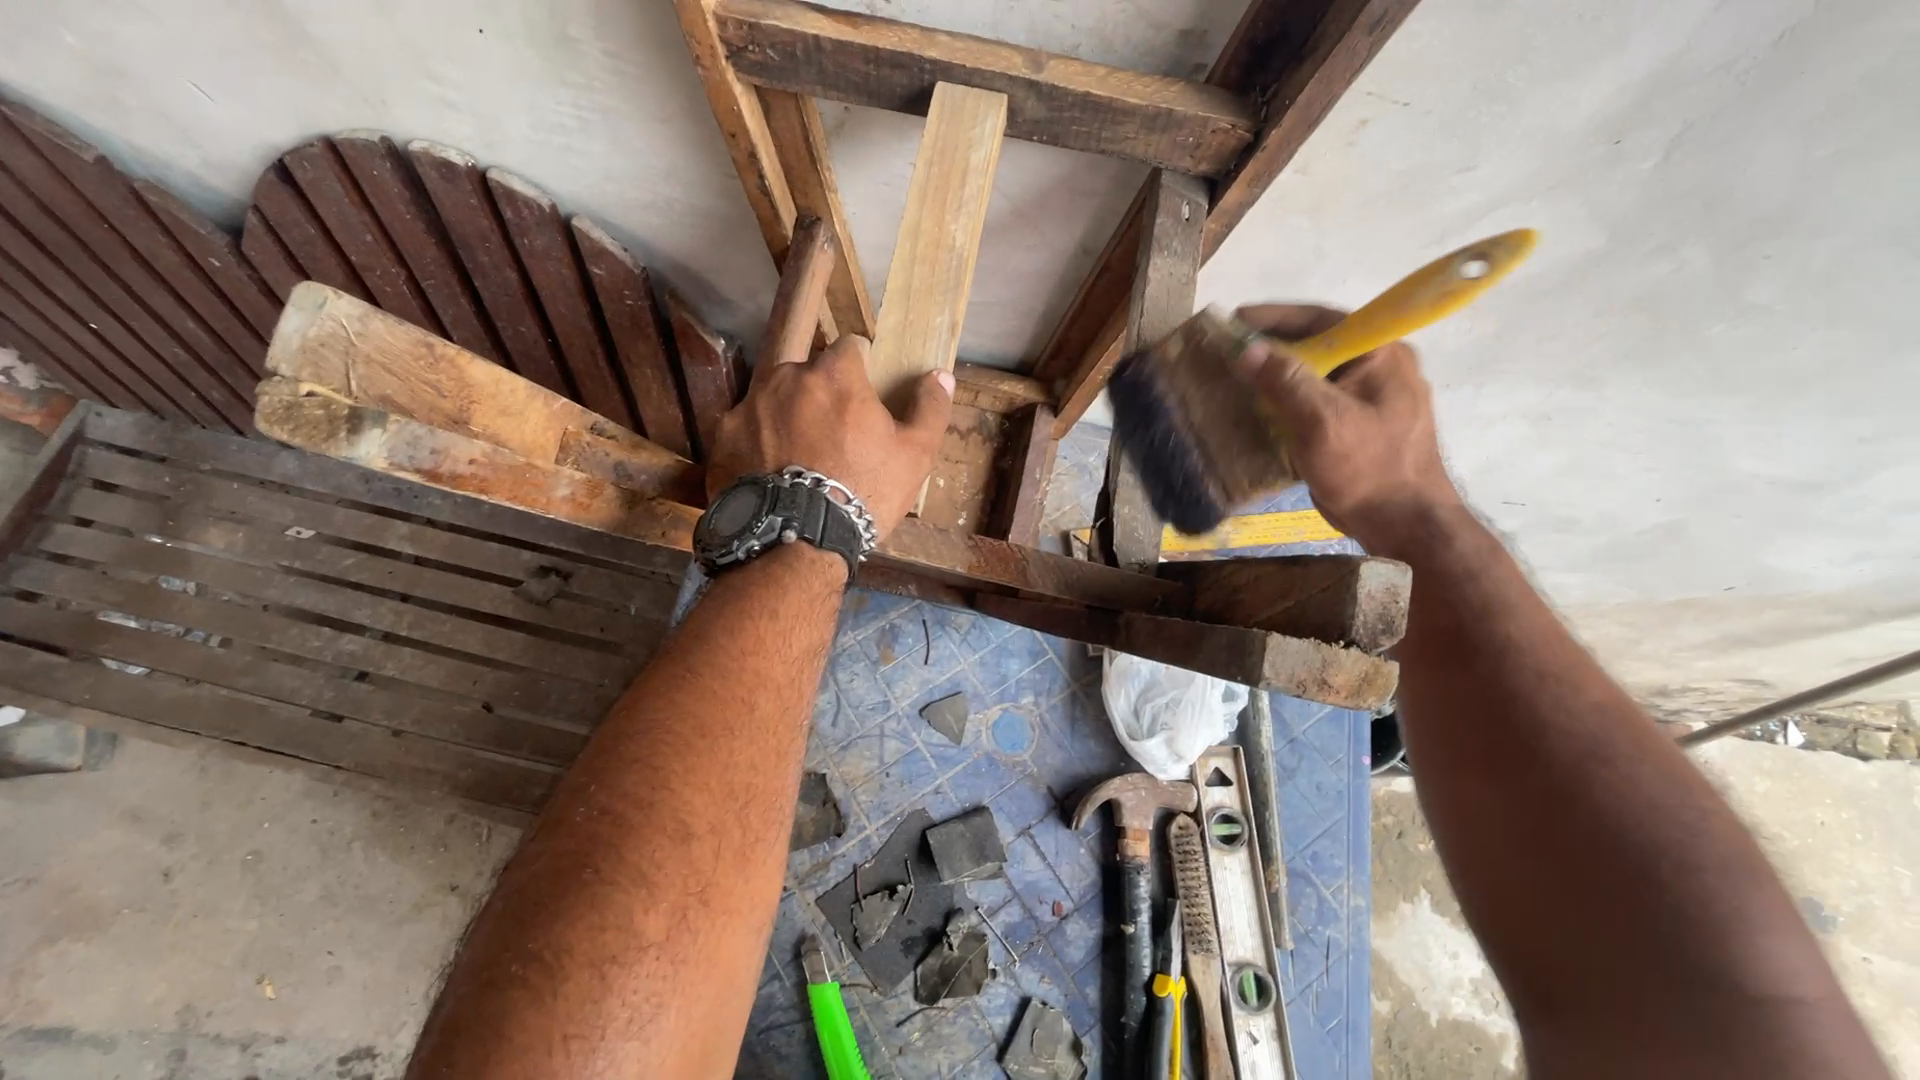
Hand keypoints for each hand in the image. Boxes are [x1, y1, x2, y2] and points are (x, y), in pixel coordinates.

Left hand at [706, 334, 953, 541]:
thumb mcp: (915, 456)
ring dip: (786, 414)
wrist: (796, 540)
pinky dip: (756, 443)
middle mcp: (787, 377)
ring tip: (799, 455)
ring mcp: (749, 405)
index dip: (861, 368)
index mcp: (835, 374)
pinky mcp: (721, 437)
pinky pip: (744, 429)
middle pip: (807, 371)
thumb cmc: (864, 493)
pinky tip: (770, 472)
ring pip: (773, 398)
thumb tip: (940, 375)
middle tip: (833, 433)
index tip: (864, 395)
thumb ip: (931, 409)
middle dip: (820, 392)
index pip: (850, 346)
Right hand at [1231, 304, 1463, 553]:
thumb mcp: (1322, 422)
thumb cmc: (1369, 470)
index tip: (1234, 320)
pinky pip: (1315, 403)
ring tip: (1234, 379)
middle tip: (1226, 351)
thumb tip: (1247, 350)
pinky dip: (1285, 403)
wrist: (1403, 525)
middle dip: (1271, 348)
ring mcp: (1368, 400)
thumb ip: (1285, 382)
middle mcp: (1378, 368)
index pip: (1321, 320)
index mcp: (1380, 354)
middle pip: (1316, 346)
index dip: (1275, 317)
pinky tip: (1256, 412)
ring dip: (1275, 378)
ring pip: (1314, 376)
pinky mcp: (1355, 428)